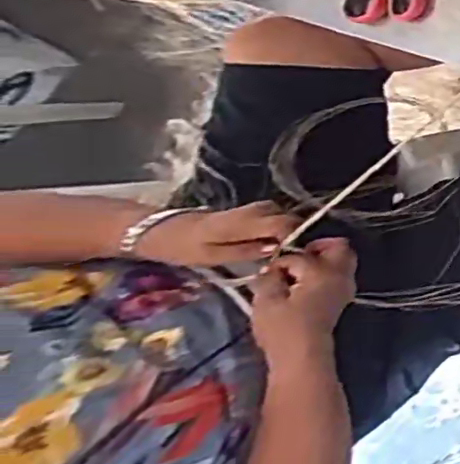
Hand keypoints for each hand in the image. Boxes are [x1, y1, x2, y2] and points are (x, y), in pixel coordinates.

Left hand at [134, 202, 298, 266]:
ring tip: (273, 247)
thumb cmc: (184, 247)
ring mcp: (256, 207)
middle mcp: (257, 210)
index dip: (293, 236)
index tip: (289, 251)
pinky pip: (275, 215)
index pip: (284, 223)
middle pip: (288, 218)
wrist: (163, 230)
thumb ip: (244, 251)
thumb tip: (276, 248)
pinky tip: (265, 238)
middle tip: (281, 252)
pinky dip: (276, 226)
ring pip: (283, 215)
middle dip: (291, 233)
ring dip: (283, 230)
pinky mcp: (254, 208)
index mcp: (246, 223)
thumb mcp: (210, 257)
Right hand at [251, 238, 355, 365]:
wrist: (304, 350)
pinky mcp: (346, 293)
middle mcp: (341, 272)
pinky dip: (330, 268)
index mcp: (322, 271)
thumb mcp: (266, 303)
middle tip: (295, 257)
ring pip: (344, 257)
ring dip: (326, 257)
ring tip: (300, 269)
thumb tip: (271, 269)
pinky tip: (309, 281)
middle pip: (339, 246)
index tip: (267, 271)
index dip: (281, 261)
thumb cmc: (283, 327)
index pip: (301, 256)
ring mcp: (347, 282)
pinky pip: (343, 270)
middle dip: (318, 247)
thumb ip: (268, 281)